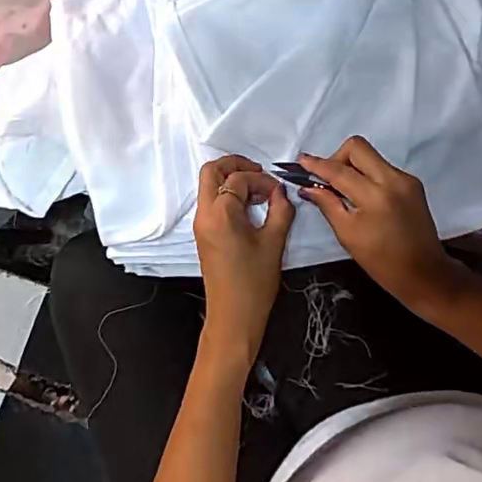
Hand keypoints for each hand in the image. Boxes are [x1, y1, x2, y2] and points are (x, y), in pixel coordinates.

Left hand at [192, 155, 294, 360]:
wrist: (233, 316)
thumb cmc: (253, 283)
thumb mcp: (274, 243)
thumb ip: (280, 211)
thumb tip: (281, 193)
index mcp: (220, 213)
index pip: (238, 178)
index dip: (262, 179)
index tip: (278, 191)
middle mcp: (204, 214)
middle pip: (211, 171)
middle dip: (235, 165)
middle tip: (259, 172)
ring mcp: (201, 224)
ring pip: (209, 186)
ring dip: (231, 180)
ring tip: (259, 191)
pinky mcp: (203, 234)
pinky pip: (211, 202)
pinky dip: (228, 195)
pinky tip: (250, 206)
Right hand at [297, 137, 477, 314]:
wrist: (425, 274)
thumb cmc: (381, 261)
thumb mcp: (347, 234)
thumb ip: (327, 204)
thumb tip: (308, 187)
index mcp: (375, 196)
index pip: (339, 170)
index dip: (316, 165)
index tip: (300, 162)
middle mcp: (393, 180)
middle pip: (357, 147)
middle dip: (336, 158)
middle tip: (327, 180)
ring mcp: (405, 179)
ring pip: (370, 155)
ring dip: (351, 166)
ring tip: (343, 191)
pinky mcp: (412, 184)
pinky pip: (381, 168)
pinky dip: (366, 175)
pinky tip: (361, 196)